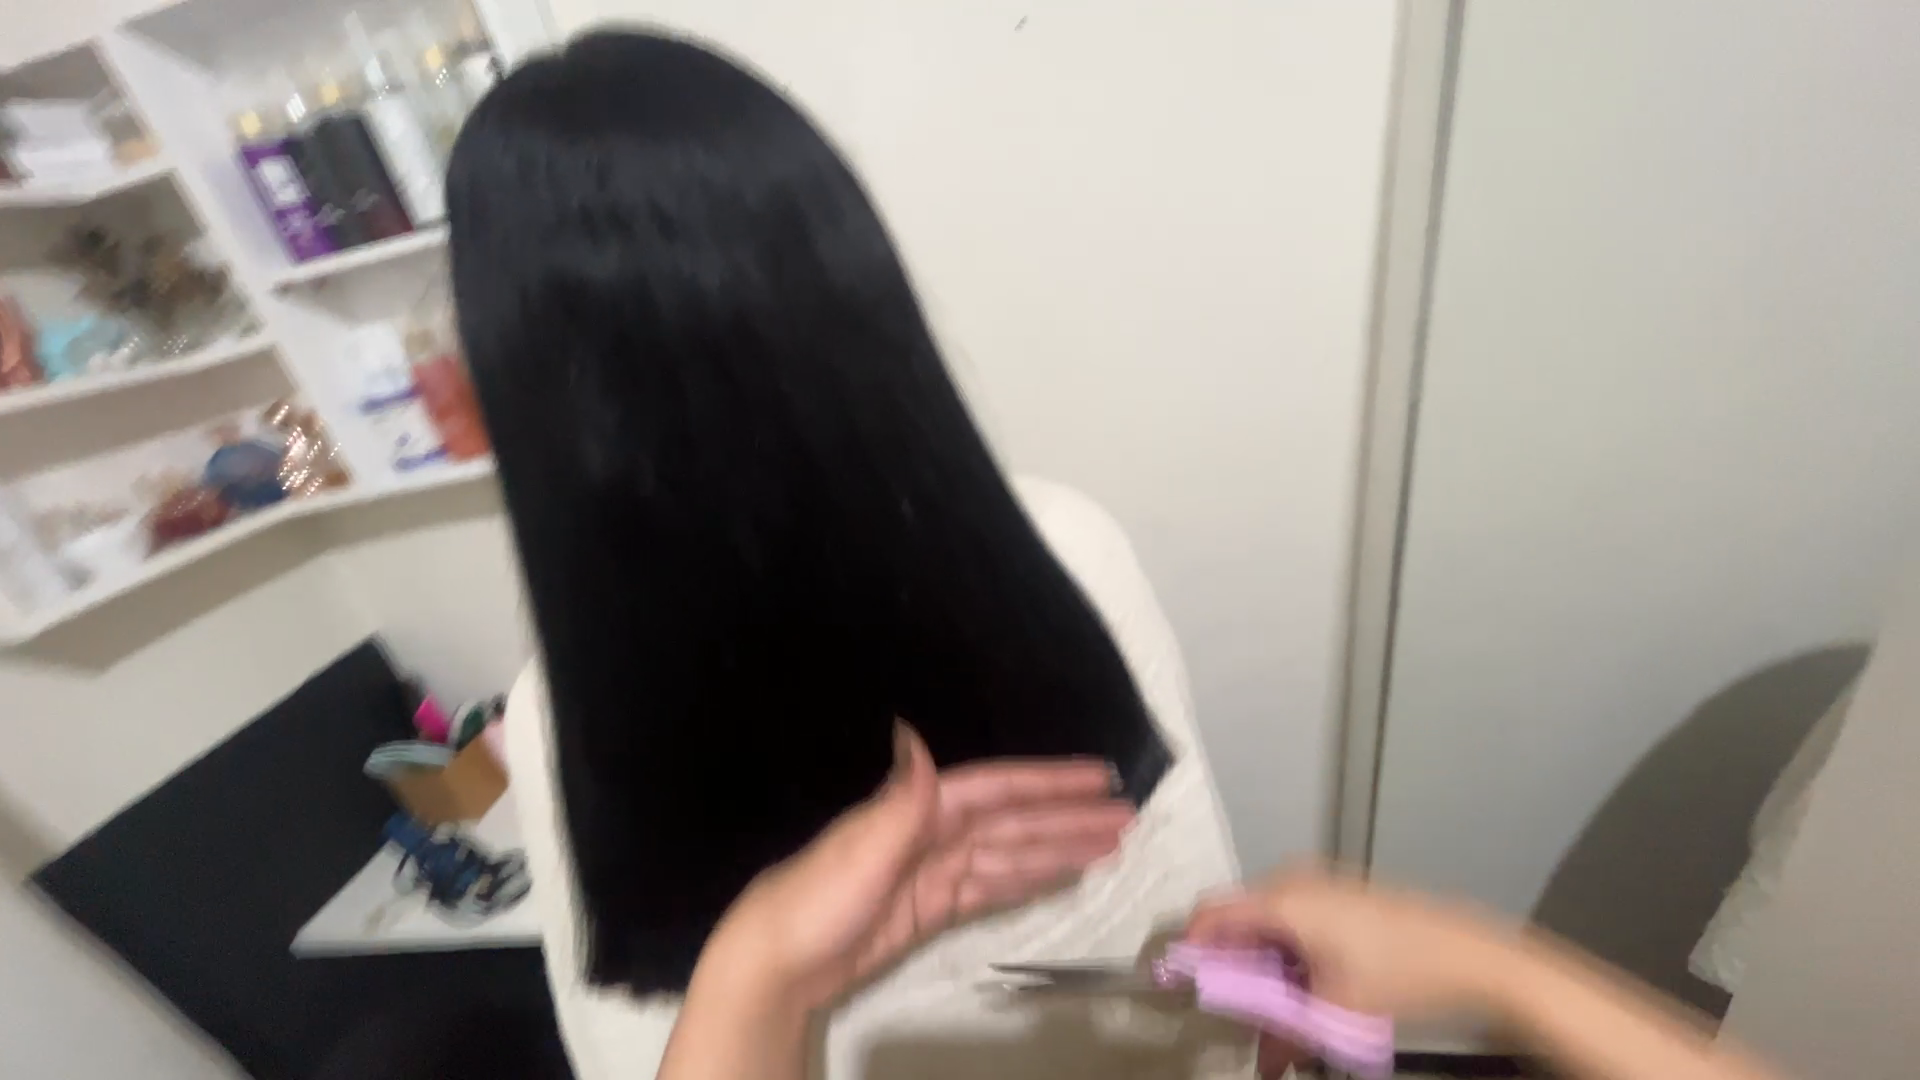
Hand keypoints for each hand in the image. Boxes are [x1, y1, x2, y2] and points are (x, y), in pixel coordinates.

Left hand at [695, 722, 1134, 1010]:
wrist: (778, 962)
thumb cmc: (816, 901)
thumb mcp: (858, 852)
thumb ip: (899, 802)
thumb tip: (918, 736)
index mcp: (921, 810)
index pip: (998, 790)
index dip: (1048, 782)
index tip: (1098, 776)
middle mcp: (935, 832)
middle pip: (1014, 821)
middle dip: (1069, 818)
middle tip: (1127, 816)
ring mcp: (936, 871)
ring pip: (1010, 854)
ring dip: (1058, 847)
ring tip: (1109, 843)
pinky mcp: (932, 907)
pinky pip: (992, 888)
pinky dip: (1026, 880)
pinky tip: (1056, 874)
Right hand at [1186, 863, 1515, 1075]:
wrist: (1470, 953)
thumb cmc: (1399, 974)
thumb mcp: (1338, 1012)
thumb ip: (1288, 1034)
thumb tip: (1263, 1063)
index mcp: (1279, 900)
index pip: (1211, 914)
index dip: (1193, 949)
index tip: (1190, 986)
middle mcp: (1289, 881)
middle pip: (1237, 918)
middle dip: (1233, 965)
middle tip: (1242, 1010)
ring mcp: (1314, 884)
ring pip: (1265, 920)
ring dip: (1262, 961)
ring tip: (1280, 1007)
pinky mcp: (1335, 893)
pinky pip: (1290, 917)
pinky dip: (1286, 949)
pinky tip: (1308, 984)